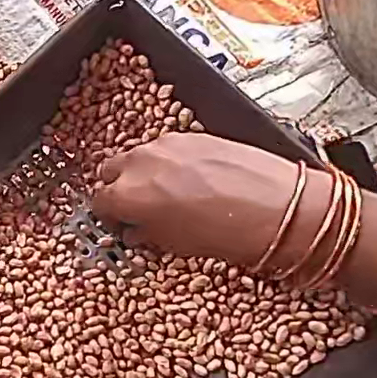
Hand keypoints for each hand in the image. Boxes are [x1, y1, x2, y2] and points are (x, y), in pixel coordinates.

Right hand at [92, 133, 301, 266]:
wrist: (276, 206)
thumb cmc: (227, 231)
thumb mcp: (175, 243)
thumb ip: (146, 232)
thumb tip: (136, 229)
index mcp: (127, 194)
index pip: (100, 201)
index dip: (109, 215)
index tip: (120, 223)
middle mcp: (139, 162)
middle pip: (111, 171)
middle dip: (119, 188)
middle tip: (137, 206)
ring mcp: (165, 144)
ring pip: (137, 156)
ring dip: (142, 173)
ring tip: (165, 193)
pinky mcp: (191, 134)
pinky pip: (165, 148)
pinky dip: (167, 162)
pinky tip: (189, 179)